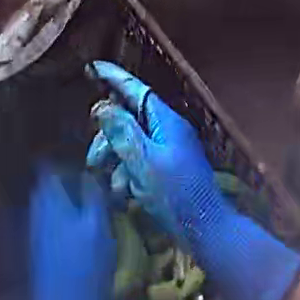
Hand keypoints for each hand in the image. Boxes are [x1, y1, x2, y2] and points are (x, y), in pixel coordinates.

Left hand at [28, 164, 113, 299]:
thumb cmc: (86, 269)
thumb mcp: (98, 224)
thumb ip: (93, 194)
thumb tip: (92, 172)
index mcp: (47, 203)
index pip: (49, 169)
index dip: (68, 162)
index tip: (91, 162)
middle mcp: (36, 217)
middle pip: (48, 188)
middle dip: (70, 182)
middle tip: (96, 184)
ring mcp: (37, 239)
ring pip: (51, 208)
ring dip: (70, 203)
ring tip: (96, 207)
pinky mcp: (42, 258)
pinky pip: (53, 226)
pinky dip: (68, 221)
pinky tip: (87, 233)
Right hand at [86, 61, 220, 237]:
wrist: (207, 231)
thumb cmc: (177, 195)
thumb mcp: (144, 162)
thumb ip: (122, 133)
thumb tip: (103, 106)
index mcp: (166, 121)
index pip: (136, 91)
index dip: (114, 78)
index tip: (93, 68)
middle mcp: (167, 130)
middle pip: (128, 120)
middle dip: (108, 139)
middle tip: (93, 161)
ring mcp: (168, 150)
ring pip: (130, 144)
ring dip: (117, 162)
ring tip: (116, 186)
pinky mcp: (167, 170)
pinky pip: (139, 164)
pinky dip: (128, 176)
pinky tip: (126, 194)